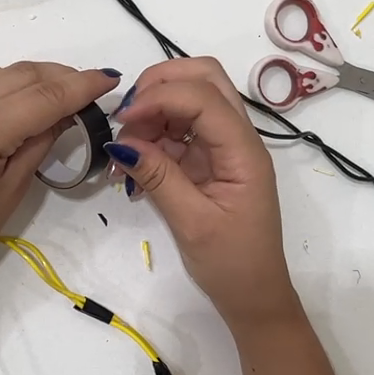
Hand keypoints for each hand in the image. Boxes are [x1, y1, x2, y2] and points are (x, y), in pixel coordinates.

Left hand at [0, 62, 121, 306]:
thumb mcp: (14, 188)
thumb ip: (42, 139)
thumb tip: (68, 109)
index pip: (44, 96)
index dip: (81, 85)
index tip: (108, 78)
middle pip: (19, 74)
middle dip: (58, 77)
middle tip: (85, 86)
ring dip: (26, 79)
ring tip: (51, 94)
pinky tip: (8, 102)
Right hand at [103, 58, 296, 330]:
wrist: (253, 296)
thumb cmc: (232, 264)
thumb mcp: (192, 223)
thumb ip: (158, 176)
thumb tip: (120, 141)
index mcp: (244, 151)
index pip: (204, 97)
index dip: (160, 96)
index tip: (122, 120)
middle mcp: (237, 138)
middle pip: (204, 78)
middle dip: (159, 84)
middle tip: (126, 116)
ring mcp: (221, 146)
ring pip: (188, 99)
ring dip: (151, 112)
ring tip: (123, 151)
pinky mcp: (206, 159)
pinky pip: (176, 129)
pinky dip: (150, 136)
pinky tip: (130, 164)